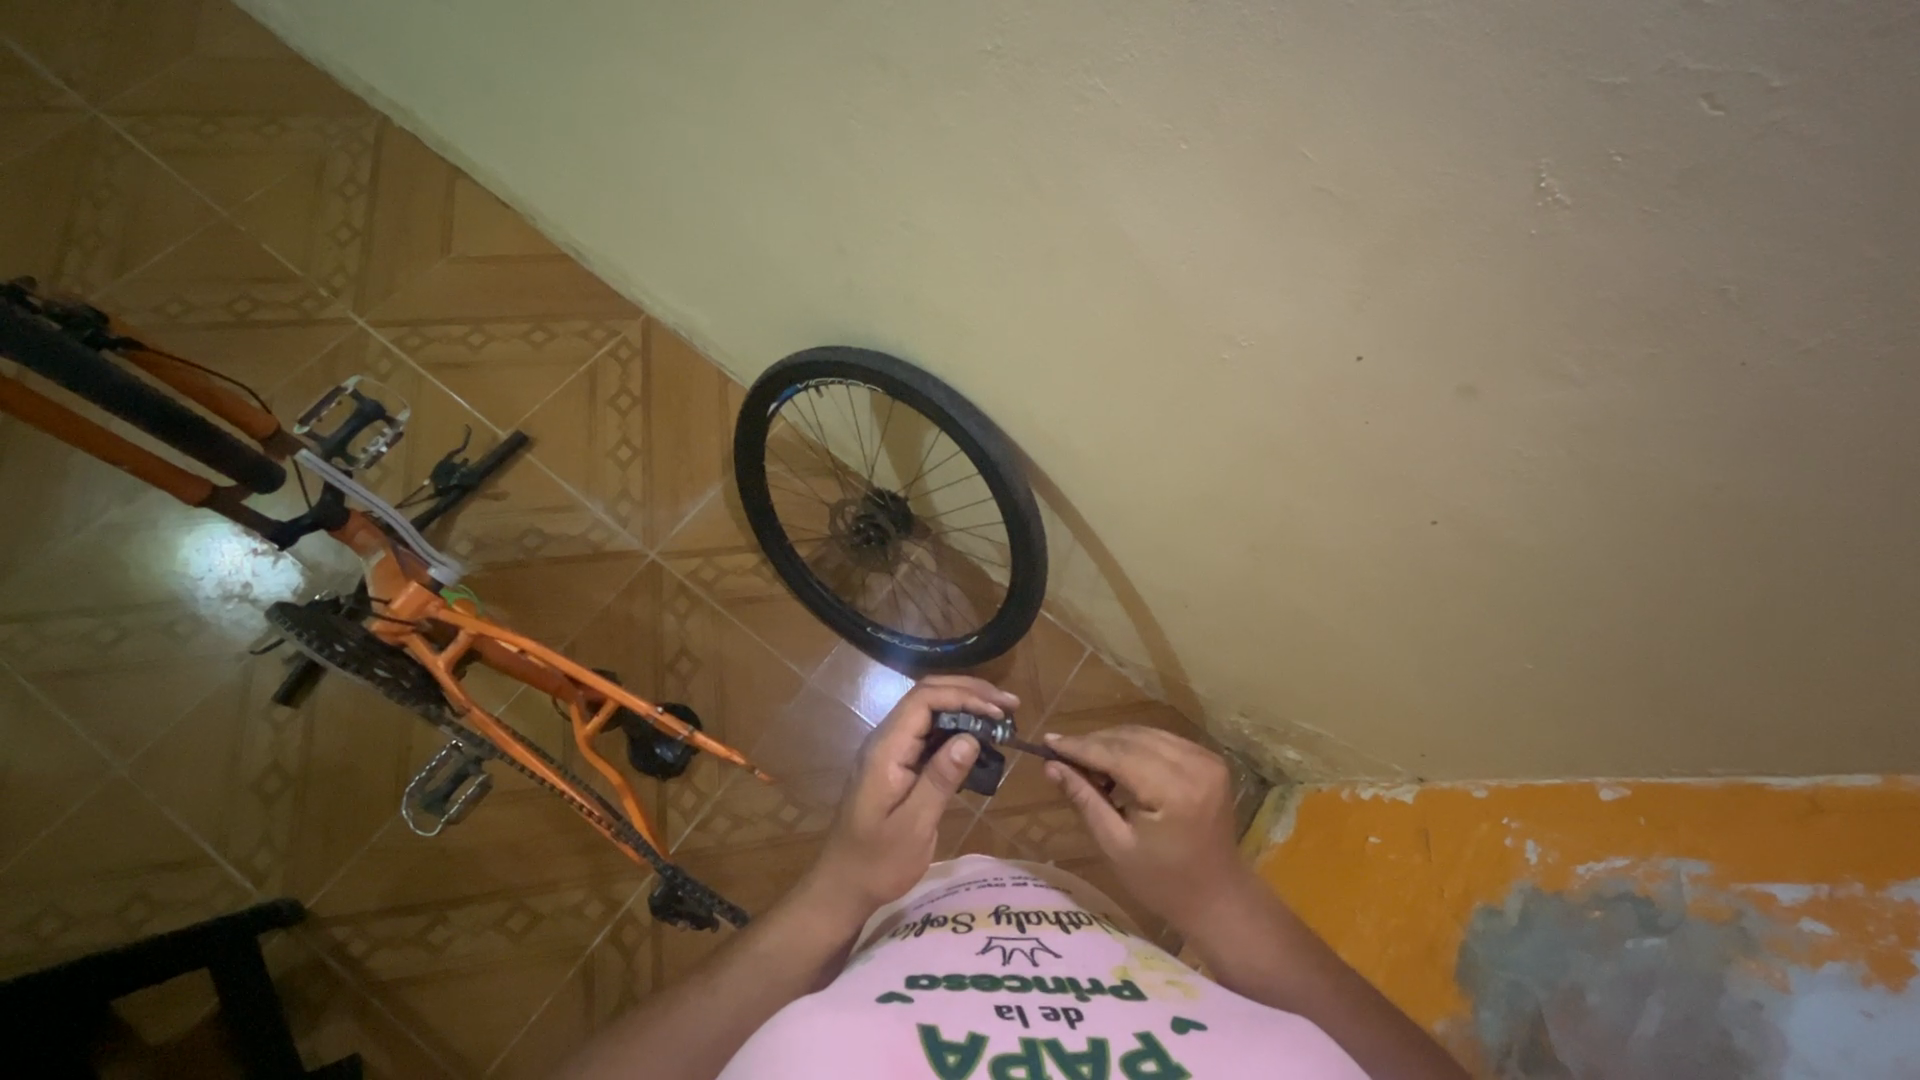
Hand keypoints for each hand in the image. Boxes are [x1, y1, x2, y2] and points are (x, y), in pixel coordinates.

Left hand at [804, 675, 1019, 918]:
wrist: (845, 885)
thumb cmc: (878, 862)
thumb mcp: (914, 826)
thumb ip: (940, 779)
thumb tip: (971, 737)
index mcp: (886, 750)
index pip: (923, 700)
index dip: (963, 696)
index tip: (998, 710)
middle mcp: (886, 741)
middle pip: (927, 696)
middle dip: (969, 692)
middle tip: (1010, 705)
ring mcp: (892, 751)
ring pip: (930, 711)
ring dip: (966, 706)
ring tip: (1002, 716)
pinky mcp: (900, 764)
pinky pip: (930, 733)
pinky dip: (958, 728)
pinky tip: (981, 739)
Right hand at [1044, 725, 1248, 933]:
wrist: (1217, 897)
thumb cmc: (1162, 882)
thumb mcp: (1115, 845)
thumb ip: (1085, 799)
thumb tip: (1052, 766)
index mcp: (1174, 791)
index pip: (1118, 754)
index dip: (1081, 747)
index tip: (1048, 742)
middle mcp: (1195, 766)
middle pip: (1132, 738)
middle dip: (1094, 742)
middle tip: (1060, 751)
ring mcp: (1207, 760)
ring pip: (1146, 735)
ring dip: (1112, 741)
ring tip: (1083, 758)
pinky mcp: (1211, 761)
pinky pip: (1163, 741)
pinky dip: (1135, 746)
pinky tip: (1115, 761)